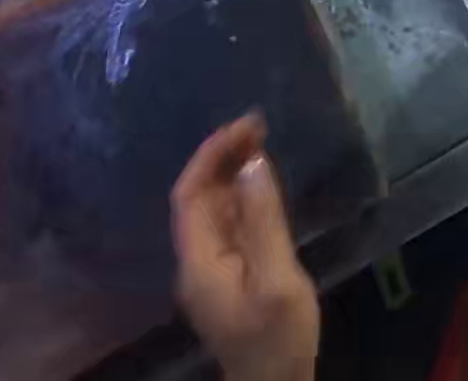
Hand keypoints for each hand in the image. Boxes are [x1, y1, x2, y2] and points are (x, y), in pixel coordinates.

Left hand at [171, 116, 318, 380]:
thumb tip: (252, 162)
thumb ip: (263, 219)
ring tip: (259, 141)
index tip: (241, 127)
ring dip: (231, 171)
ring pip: (213, 205)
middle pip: (200, 195)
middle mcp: (196, 257)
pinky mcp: (228, 272)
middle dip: (222, 156)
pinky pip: (228, 220)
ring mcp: (211, 265)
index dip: (210, 154)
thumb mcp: (277, 279)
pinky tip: (260, 180)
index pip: (190, 192)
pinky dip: (241, 194)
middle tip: (256, 126)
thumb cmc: (278, 341)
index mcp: (197, 259)